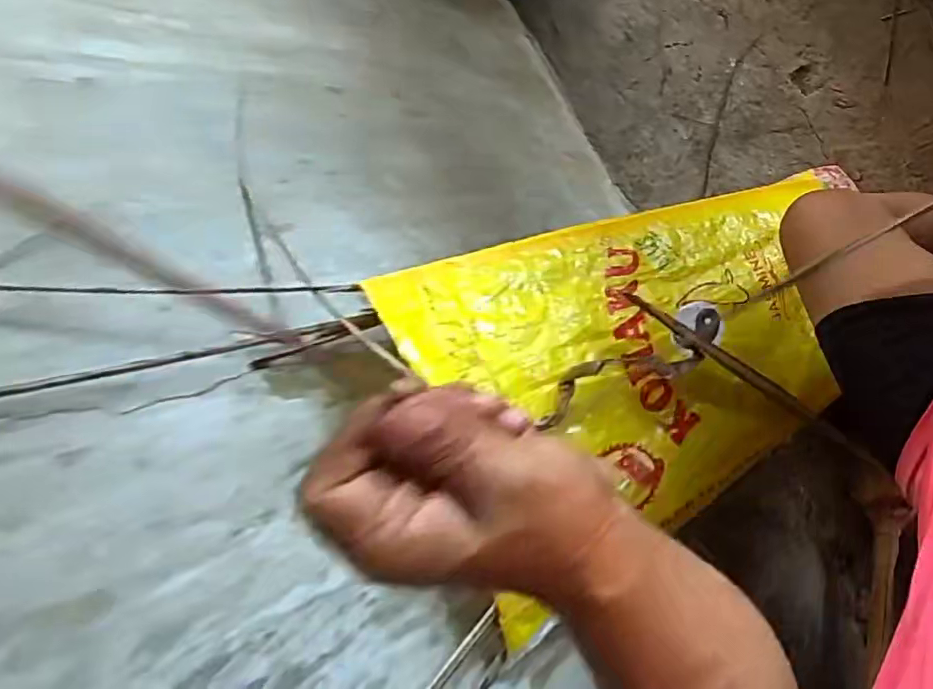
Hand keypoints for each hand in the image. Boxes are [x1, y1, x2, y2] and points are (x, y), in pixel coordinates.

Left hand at [300, 384, 641, 607]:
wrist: (601, 540)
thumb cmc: (554, 514)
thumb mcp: (505, 471)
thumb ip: (448, 440)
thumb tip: (396, 408)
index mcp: (390, 533)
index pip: (331, 482)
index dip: (362, 430)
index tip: (415, 393)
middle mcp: (401, 519)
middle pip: (382, 450)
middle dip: (431, 415)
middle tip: (482, 401)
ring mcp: (438, 501)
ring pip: (424, 438)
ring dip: (465, 415)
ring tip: (509, 415)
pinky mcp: (470, 485)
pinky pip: (458, 442)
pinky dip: (486, 424)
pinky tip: (520, 424)